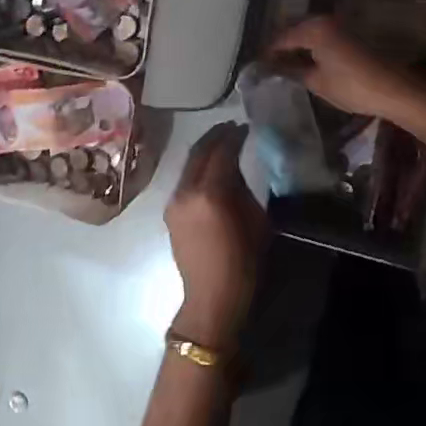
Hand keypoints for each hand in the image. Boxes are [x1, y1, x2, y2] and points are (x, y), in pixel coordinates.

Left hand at [165, 122, 266, 349]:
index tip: (244, 127)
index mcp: (210, 193)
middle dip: (215, 137)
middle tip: (231, 127)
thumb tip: (238, 169)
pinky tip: (209, 168)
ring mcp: (174, 200)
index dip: (233, 137)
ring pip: (188, 164)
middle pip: (199, 152)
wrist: (211, 298)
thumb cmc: (243, 264)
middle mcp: (186, 191)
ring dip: (204, 150)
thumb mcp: (257, 223)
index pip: (221, 153)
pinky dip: (197, 167)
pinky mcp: (169, 211)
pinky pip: (183, 180)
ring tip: (221, 142)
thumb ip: (245, 189)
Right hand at [265, 15, 425, 118]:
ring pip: (309, 33)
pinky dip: (312, 47)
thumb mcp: (316, 82)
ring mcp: (340, 25)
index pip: (281, 38)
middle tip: (269, 64)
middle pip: (294, 31)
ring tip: (286, 64)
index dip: (268, 53)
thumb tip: (273, 68)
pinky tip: (307, 61)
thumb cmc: (352, 87)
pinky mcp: (352, 34)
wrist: (396, 90)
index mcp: (313, 29)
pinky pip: (322, 36)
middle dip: (281, 46)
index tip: (257, 66)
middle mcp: (325, 20)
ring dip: (297, 46)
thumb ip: (292, 71)